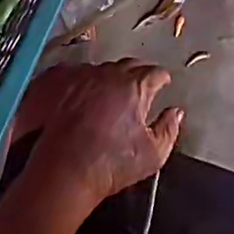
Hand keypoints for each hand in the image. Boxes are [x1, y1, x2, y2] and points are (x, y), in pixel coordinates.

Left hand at [14, 60, 182, 218]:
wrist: (64, 168)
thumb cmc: (109, 164)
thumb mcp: (153, 154)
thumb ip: (169, 129)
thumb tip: (175, 113)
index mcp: (133, 87)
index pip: (154, 72)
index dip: (161, 78)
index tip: (163, 83)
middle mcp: (106, 74)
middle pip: (128, 65)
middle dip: (137, 74)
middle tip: (141, 88)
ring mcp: (80, 75)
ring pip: (102, 68)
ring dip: (110, 78)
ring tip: (111, 95)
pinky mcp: (58, 82)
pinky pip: (77, 73)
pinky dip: (85, 81)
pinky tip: (84, 96)